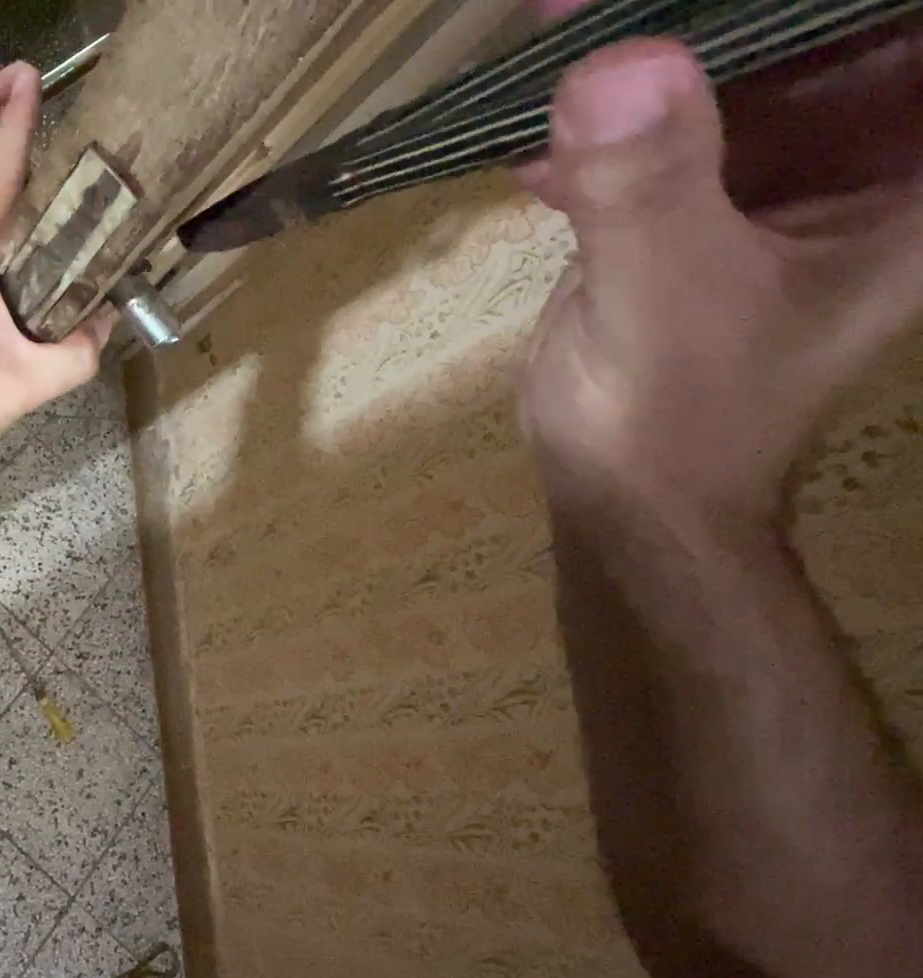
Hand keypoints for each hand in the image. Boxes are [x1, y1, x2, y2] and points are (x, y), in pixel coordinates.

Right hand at [517, 15, 922, 526]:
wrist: (619, 491)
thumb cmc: (674, 416)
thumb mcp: (668, 298)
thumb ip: (647, 190)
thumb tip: (609, 66)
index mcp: (916, 163)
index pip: (898, 32)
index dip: (808, 6)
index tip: (710, 2)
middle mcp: (860, 151)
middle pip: (807, 33)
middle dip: (705, 15)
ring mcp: (765, 178)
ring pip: (717, 72)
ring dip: (637, 52)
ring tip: (554, 20)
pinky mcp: (682, 207)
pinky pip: (645, 132)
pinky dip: (587, 121)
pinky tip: (530, 120)